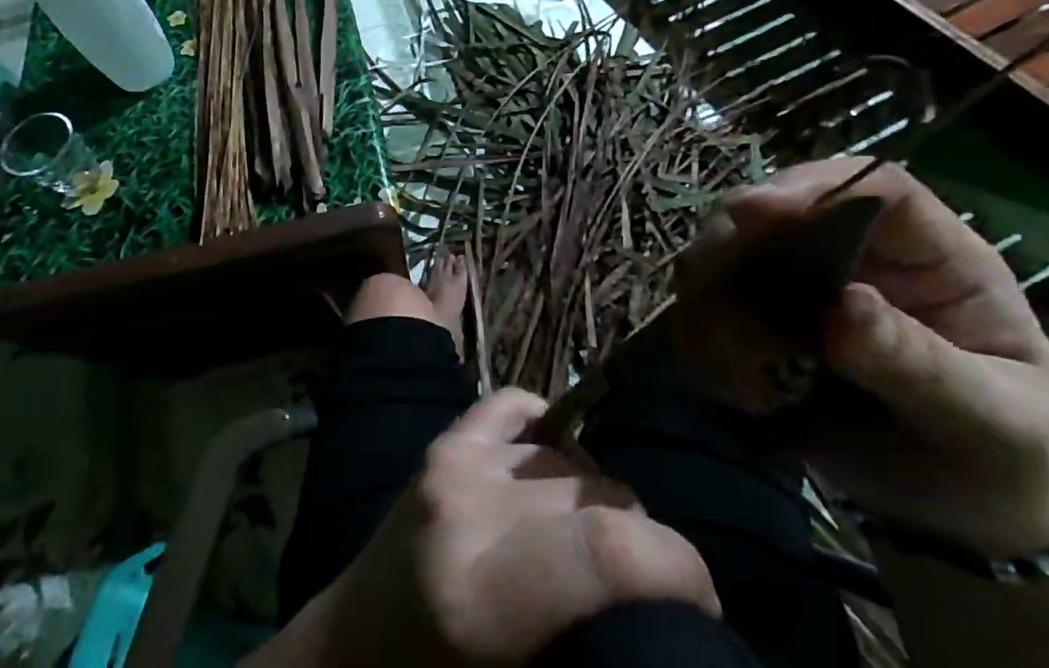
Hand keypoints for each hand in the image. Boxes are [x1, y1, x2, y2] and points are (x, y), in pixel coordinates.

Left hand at [257, 389, 717, 667]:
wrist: (349, 650)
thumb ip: (601, 633)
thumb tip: (670, 604)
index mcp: (485, 594)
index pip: (616, 547)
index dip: (685, 572)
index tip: (698, 612)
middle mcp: (466, 507)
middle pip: (601, 493)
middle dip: (643, 543)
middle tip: (633, 590)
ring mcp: (448, 461)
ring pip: (570, 457)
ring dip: (596, 500)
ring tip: (583, 546)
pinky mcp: (439, 441)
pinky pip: (515, 406)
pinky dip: (549, 434)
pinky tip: (550, 475)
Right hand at [675, 159, 1048, 558]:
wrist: (943, 513)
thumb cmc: (991, 460)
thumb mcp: (988, 423)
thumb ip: (919, 364)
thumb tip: (844, 304)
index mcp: (933, 260)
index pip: (877, 187)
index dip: (814, 185)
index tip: (752, 212)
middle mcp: (854, 259)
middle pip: (775, 210)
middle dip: (731, 243)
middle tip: (706, 286)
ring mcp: (796, 288)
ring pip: (723, 257)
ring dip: (712, 305)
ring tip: (746, 372)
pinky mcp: (753, 322)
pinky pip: (702, 310)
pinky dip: (701, 342)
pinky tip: (737, 388)